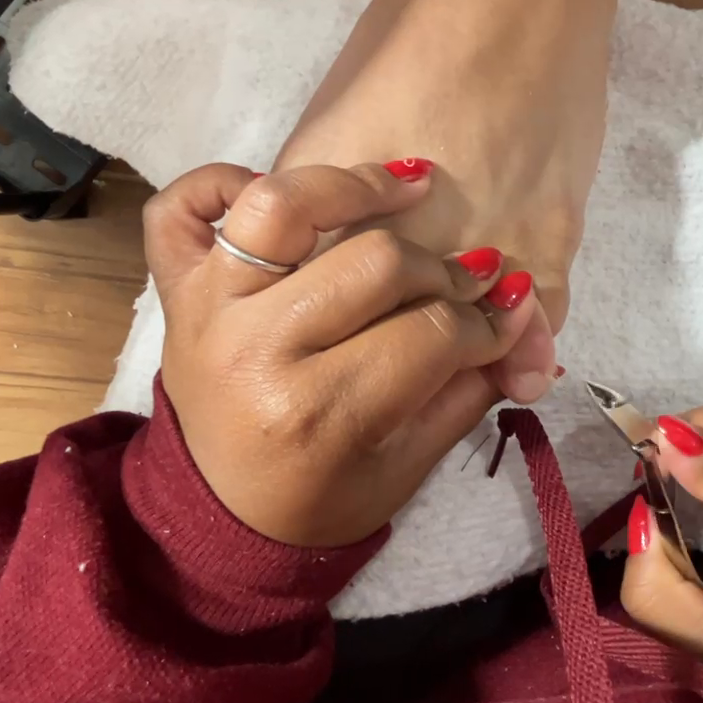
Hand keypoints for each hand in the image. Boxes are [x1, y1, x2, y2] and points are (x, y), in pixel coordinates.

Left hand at [145, 161, 546, 547]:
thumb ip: (475, 384)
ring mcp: (206, 311)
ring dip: (357, 186)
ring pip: (283, 205)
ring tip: (408, 188)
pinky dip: (224, 181)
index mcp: (318, 413)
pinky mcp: (177, 292)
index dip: (488, 321)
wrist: (222, 521)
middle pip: (377, 262)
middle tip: (466, 280)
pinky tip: (280, 194)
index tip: (508, 316)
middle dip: (444, 270)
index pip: (432, 332)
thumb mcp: (413, 462)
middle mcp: (255, 351)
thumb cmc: (326, 500)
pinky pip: (182, 206)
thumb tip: (525, 311)